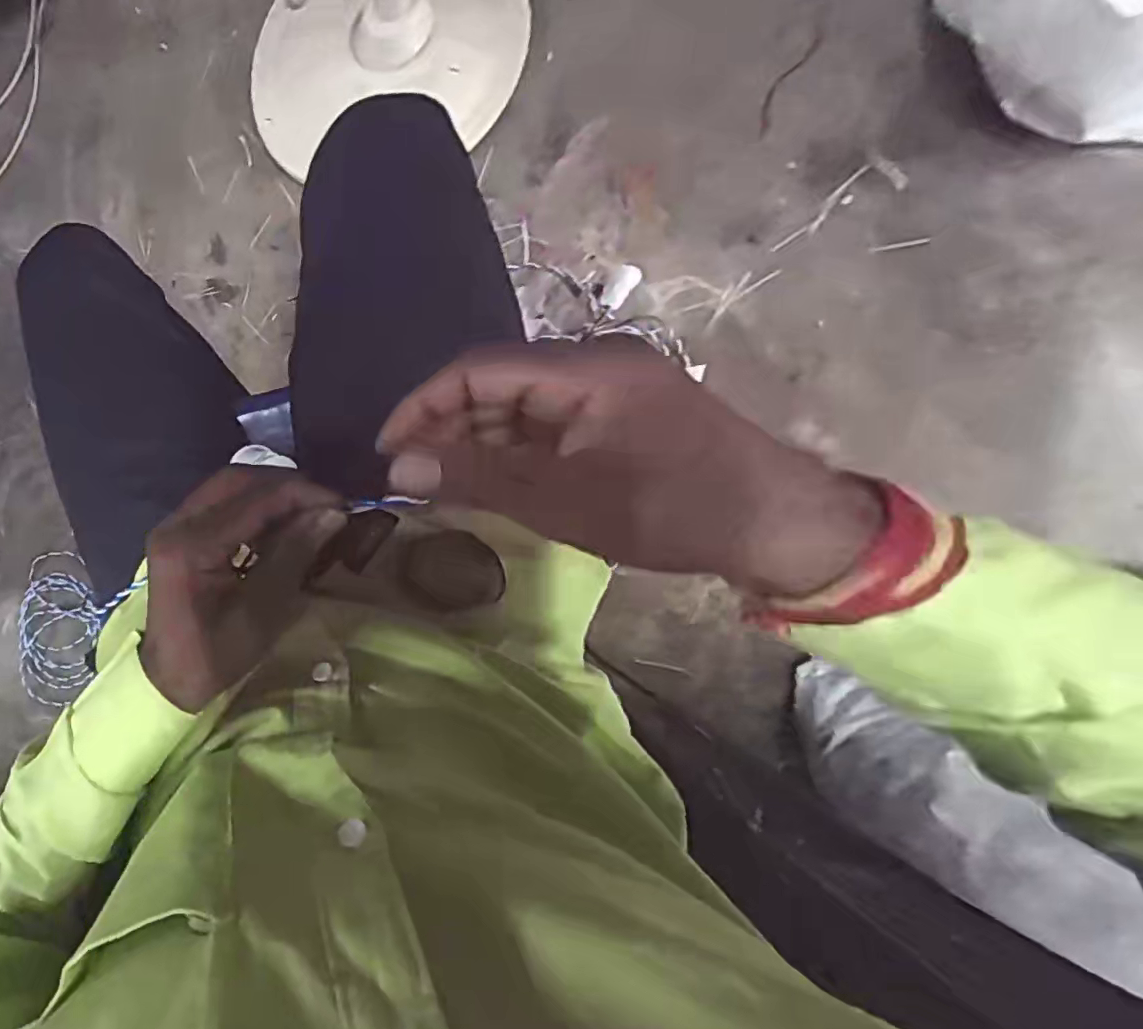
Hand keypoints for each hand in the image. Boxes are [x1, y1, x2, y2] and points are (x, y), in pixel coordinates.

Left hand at [140, 467, 347, 711]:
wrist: (167, 681)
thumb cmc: (215, 657)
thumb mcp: (261, 613)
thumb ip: (293, 556)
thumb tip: (332, 513)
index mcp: (192, 545)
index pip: (255, 499)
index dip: (304, 494)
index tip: (343, 505)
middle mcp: (175, 524)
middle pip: (238, 481)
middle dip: (287, 486)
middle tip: (327, 505)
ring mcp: (172, 526)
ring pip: (227, 488)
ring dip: (270, 494)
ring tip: (308, 513)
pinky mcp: (176, 534)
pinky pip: (218, 504)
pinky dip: (251, 508)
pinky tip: (278, 526)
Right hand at [376, 340, 884, 596]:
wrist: (779, 526)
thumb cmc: (669, 512)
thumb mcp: (559, 501)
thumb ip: (474, 477)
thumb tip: (396, 467)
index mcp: (583, 370)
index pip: (476, 369)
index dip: (421, 405)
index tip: (387, 448)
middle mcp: (591, 362)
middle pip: (492, 381)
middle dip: (442, 425)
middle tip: (408, 473)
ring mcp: (603, 385)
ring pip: (512, 401)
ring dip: (471, 438)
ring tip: (437, 480)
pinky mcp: (611, 409)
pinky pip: (540, 419)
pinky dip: (504, 447)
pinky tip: (483, 475)